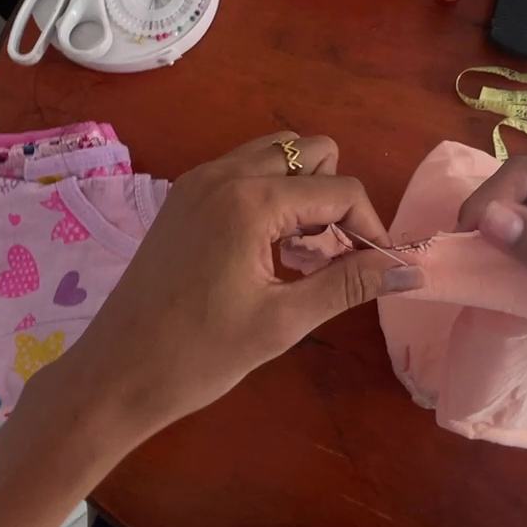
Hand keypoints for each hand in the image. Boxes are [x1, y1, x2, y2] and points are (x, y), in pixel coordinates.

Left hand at [57, 132, 425, 433]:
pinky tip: (264, 249)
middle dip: (333, 197)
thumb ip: (349, 284)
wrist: (115, 374)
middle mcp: (224, 173)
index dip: (370, 228)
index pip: (340, 190)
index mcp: (250, 200)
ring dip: (302, 193)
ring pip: (276, 155)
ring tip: (298, 253)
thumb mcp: (282, 322)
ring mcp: (198, 180)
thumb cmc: (198, 356)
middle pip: (310, 152)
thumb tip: (411, 269)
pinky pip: (244, 172)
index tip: (376, 269)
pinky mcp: (183, 195)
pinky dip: (270, 196)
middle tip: (328, 256)